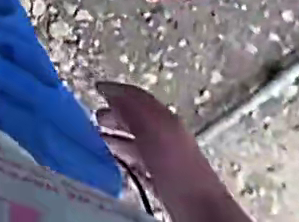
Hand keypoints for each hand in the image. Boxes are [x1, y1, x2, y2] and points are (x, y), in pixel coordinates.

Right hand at [95, 82, 253, 221]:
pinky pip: (140, 165)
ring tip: (99, 139)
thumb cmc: (179, 168)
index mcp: (166, 119)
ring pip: (137, 142)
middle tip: (96, 116)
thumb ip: (131, 109)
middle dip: (115, 115)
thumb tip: (111, 92)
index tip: (98, 88)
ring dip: (118, 137)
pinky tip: (115, 163)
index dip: (116, 90)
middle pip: (137, 119)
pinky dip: (125, 159)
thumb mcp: (151, 129)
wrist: (202, 213)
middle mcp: (167, 137)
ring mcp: (167, 162)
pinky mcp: (165, 185)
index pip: (137, 96)